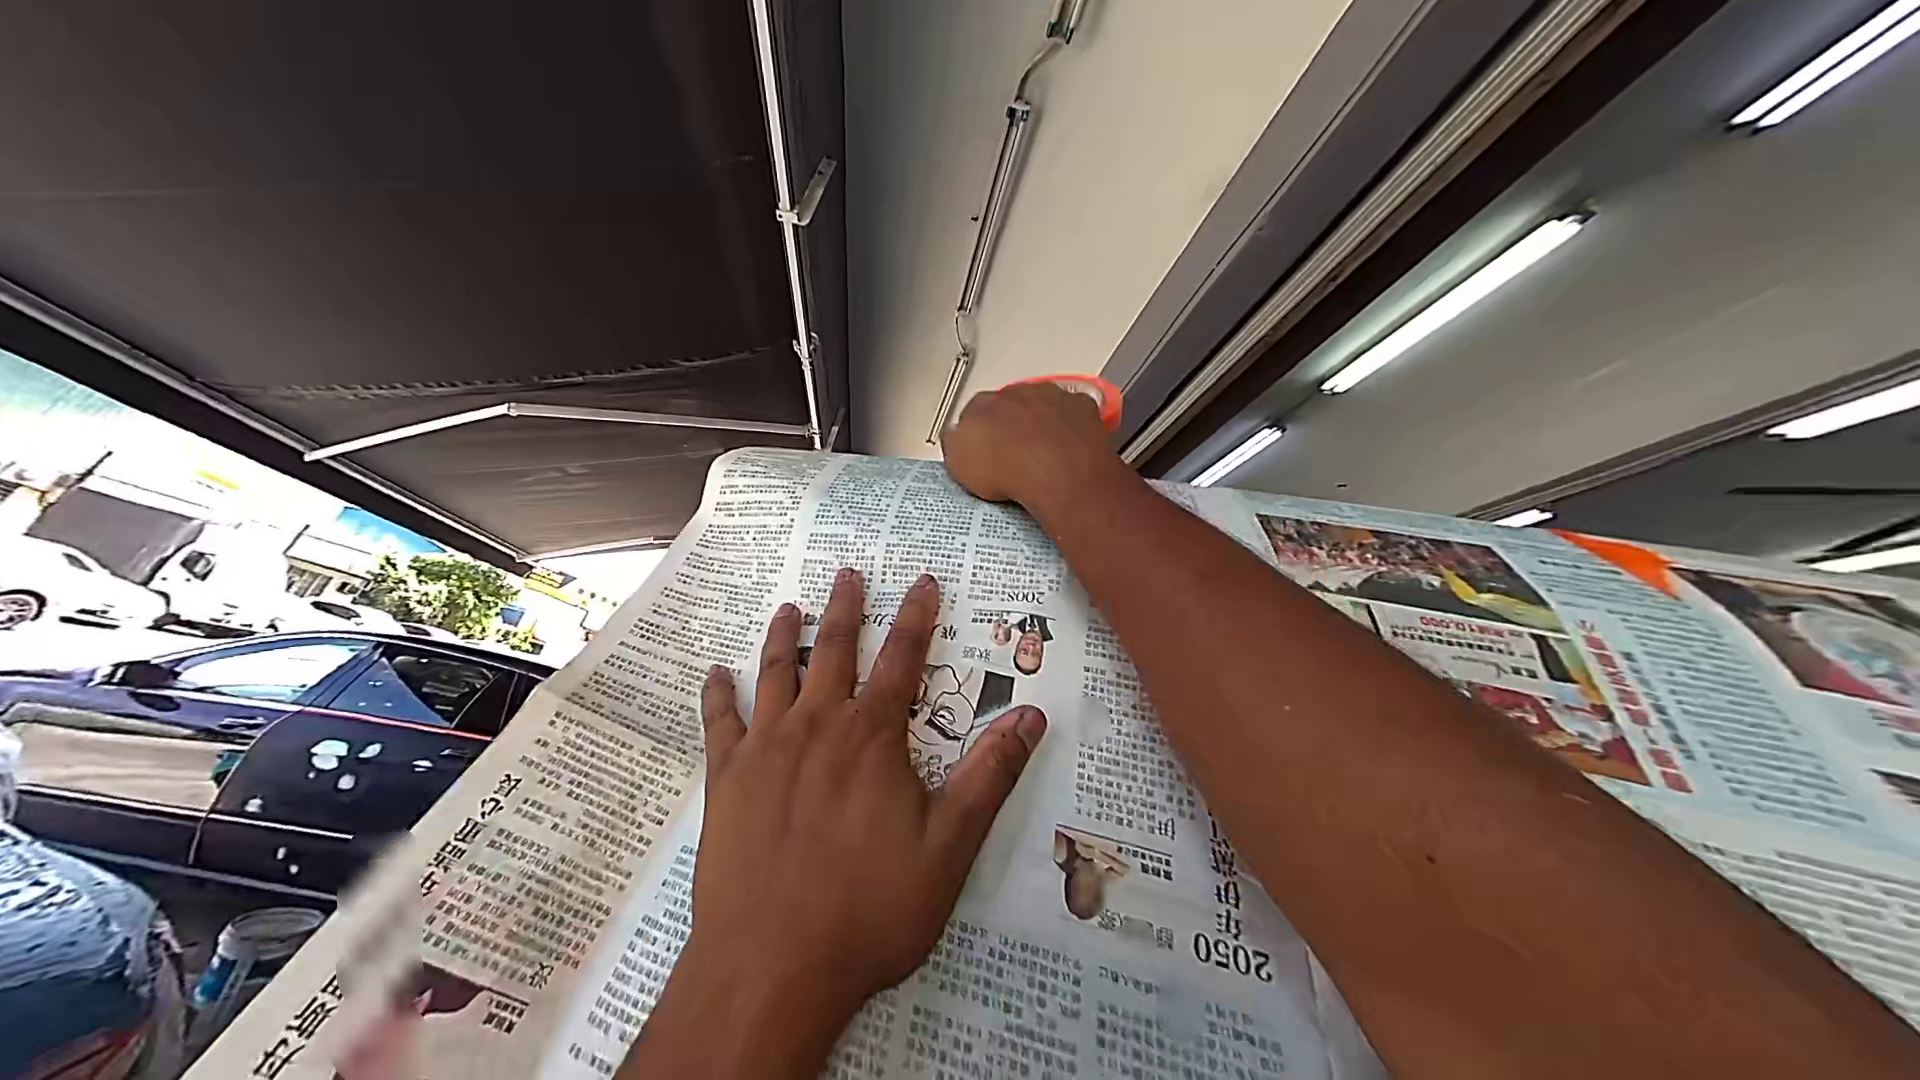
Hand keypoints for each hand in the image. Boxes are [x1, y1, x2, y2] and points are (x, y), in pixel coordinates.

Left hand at [623, 569, 1046, 1078]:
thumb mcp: (949, 845)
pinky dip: (718, 694)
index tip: (921, 581)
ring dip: (785, 635)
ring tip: (789, 606)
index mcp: (872, 736)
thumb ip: (989, 775)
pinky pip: (720, 723)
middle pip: (835, 650)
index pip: (902, 658)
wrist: (773, 966)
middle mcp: (818, 726)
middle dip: (846, 607)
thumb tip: (1032, 717)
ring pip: (776, 673)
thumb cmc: (869, 907)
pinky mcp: (726, 780)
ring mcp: (766, 749)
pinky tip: (717, 674)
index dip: (916, 616)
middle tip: (847, 573)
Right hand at [942, 383, 1116, 510]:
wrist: (1056, 472)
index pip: (974, 412)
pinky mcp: (1080, 407)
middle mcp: (1017, 394)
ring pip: (1042, 404)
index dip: (979, 434)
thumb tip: (955, 439)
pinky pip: (1075, 412)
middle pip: (1010, 405)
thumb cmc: (1011, 469)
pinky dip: (1073, 425)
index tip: (984, 452)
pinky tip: (1069, 448)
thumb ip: (954, 443)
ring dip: (1042, 422)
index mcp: (982, 404)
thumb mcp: (959, 464)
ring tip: (1042, 456)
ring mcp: (1050, 397)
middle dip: (1011, 424)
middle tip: (1013, 455)